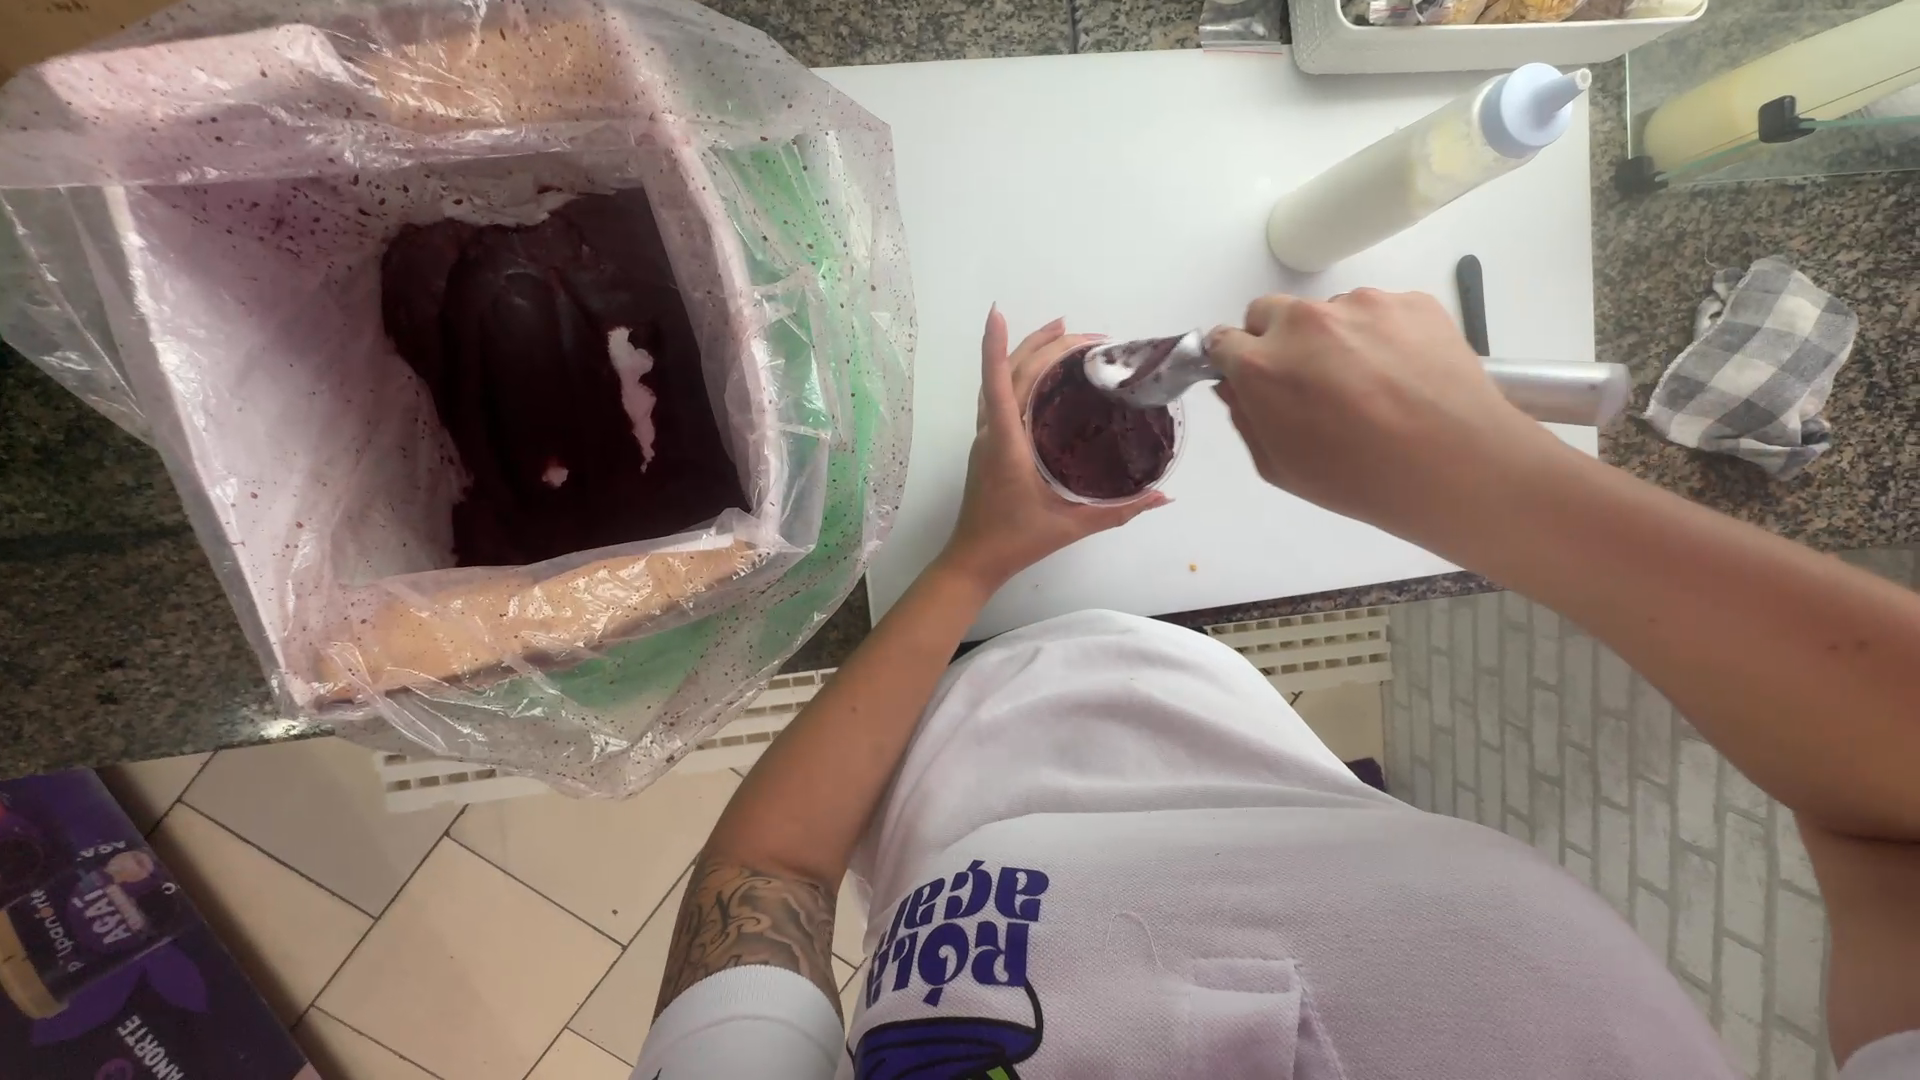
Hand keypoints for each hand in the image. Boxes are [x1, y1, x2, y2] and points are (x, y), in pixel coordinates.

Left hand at [936, 308, 1168, 590]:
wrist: (973, 561)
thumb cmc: (1016, 542)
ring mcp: (984, 438)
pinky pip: (997, 398)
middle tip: (1084, 333)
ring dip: (1025, 355)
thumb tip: (1164, 495)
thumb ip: (1119, 511)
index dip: (997, 347)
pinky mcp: (986, 446)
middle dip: (1041, 345)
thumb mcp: (1070, 527)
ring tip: (1060, 334)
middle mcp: (991, 434)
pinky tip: (1039, 376)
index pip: (999, 385)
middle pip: (1008, 375)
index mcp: (1007, 445)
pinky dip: (1015, 375)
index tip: (998, 314)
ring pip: (998, 383)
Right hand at [1207, 289, 1568, 541]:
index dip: (1232, 361)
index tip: (1247, 379)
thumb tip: (1236, 387)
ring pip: (1326, 312)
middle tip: (1304, 380)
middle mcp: (1305, 322)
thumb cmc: (1356, 478)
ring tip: (1366, 383)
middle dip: (1274, 340)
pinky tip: (1400, 375)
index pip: (1222, 341)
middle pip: (1268, 312)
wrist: (1457, 466)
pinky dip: (1378, 335)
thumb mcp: (1278, 466)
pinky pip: (1377, 311)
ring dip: (1330, 338)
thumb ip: (1245, 418)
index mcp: (1262, 364)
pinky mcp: (1410, 301)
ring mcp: (1361, 305)